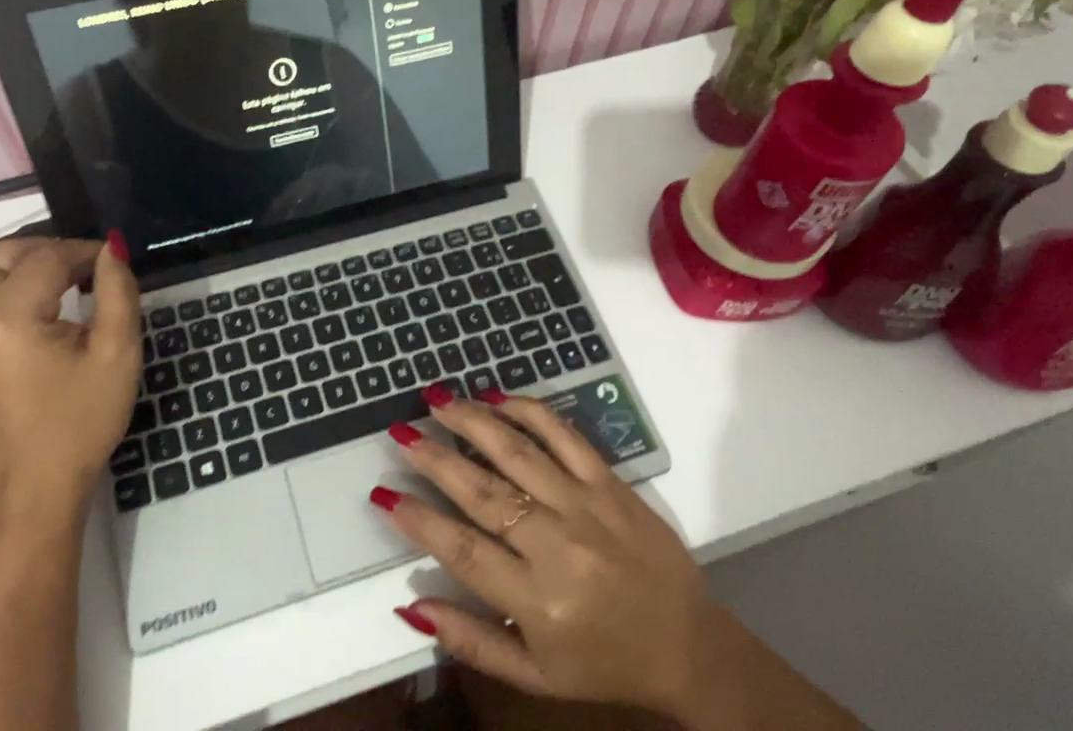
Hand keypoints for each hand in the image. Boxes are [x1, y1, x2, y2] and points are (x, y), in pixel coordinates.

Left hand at [0, 233, 139, 521]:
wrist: (29, 493)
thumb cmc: (79, 425)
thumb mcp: (116, 356)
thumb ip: (118, 292)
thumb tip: (112, 248)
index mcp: (6, 315)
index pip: (46, 257)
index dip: (83, 251)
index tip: (112, 261)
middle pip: (6, 254)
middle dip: (50, 251)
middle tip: (90, 269)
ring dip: (22, 267)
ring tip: (64, 285)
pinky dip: (1, 289)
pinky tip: (35, 310)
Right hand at [375, 389, 711, 719]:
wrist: (687, 645)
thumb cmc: (602, 663)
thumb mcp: (533, 674)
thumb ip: (469, 641)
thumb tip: (410, 605)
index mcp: (536, 599)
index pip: (461, 549)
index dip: (418, 519)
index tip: (385, 493)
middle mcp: (559, 546)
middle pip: (483, 491)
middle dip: (435, 458)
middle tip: (400, 432)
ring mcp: (588, 507)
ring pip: (519, 453)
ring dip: (473, 422)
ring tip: (437, 400)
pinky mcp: (613, 485)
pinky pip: (567, 438)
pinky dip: (531, 413)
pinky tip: (499, 397)